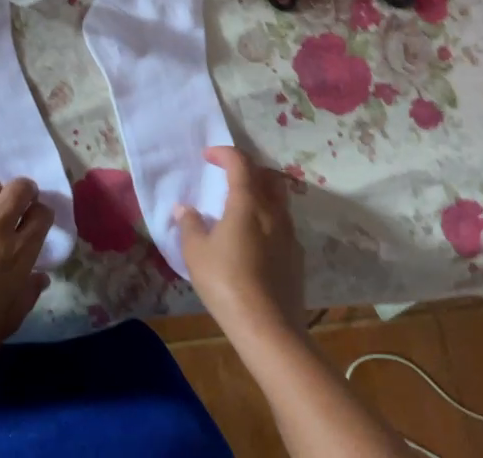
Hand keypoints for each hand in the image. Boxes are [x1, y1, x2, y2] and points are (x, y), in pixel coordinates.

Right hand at [174, 147, 304, 347]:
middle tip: (228, 176)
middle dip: (248, 169)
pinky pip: (283, 225)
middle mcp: (274, 213)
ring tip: (240, 206)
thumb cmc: (225, 281)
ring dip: (261, 193)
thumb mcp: (195, 251)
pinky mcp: (297, 258)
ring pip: (280, 201)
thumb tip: (185, 209)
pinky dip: (268, 218)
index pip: (241, 164)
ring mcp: (290, 236)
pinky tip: (253, 238)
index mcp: (248, 204)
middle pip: (268, 177)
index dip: (224, 153)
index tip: (208, 156)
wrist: (268, 328)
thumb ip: (189, 224)